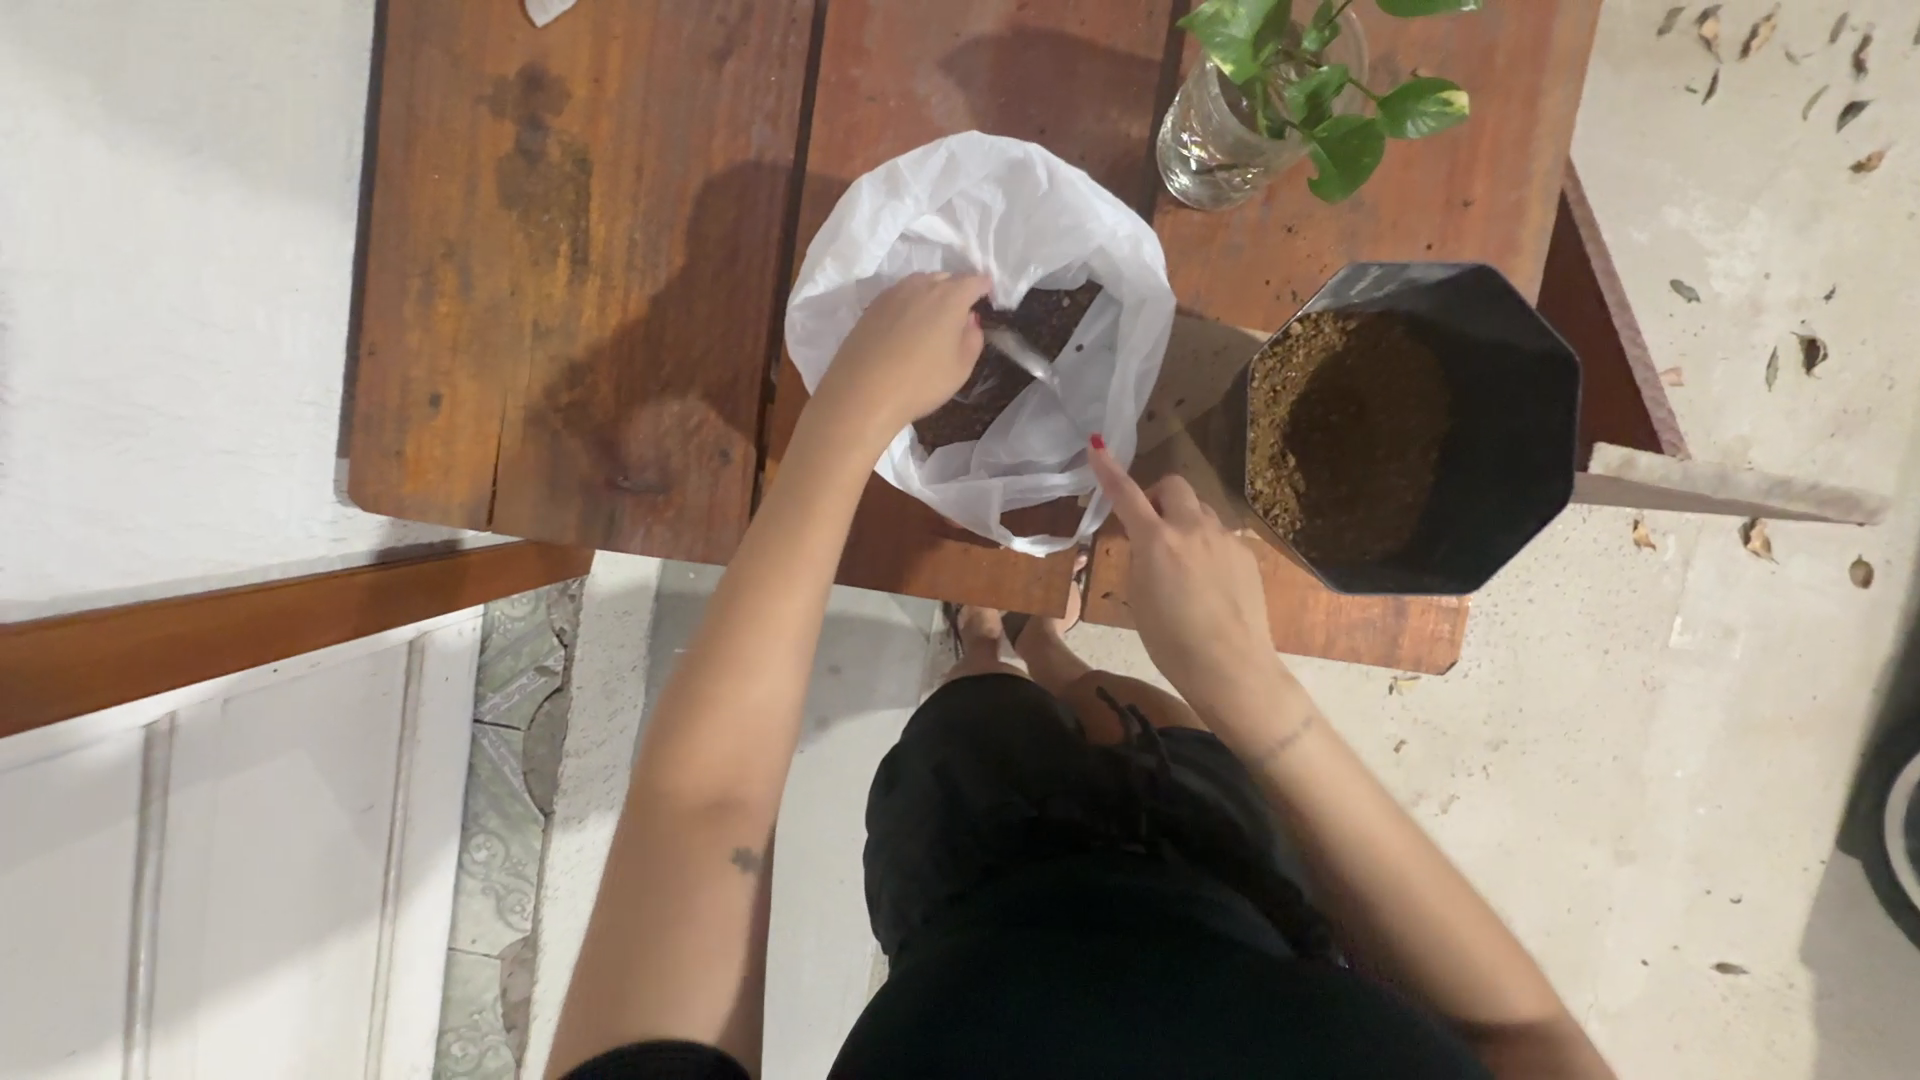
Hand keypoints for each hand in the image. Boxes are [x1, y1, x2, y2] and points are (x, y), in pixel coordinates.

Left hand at [809, 272, 988, 439]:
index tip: (986, 300)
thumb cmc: (920, 383)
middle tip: (960, 315)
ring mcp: (893, 293)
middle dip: (957, 290)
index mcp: (950, 297)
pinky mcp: (871, 306)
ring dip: (931, 295)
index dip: (984, 288)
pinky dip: (909, 305)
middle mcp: (921, 286)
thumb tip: (970, 320)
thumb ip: (973, 338)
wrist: (862, 393)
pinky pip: (899, 296)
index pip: (974, 281)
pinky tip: (906, 328)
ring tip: (932, 320)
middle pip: (946, 278)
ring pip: (920, 284)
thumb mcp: (961, 368)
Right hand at [1089, 439, 1288, 719]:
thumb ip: (1141, 557)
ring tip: (1179, 562)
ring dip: (1182, 521)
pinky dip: (1205, 545)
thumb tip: (1146, 540)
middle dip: (1157, 497)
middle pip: (1173, 486)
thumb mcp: (1139, 596)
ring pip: (1199, 510)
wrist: (1230, 665)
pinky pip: (1219, 535)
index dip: (1108, 470)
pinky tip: (1207, 582)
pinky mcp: (1245, 554)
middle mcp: (1193, 528)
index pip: (1126, 494)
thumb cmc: (1170, 641)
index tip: (1097, 446)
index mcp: (1157, 540)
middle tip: (1149, 526)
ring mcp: (1225, 538)